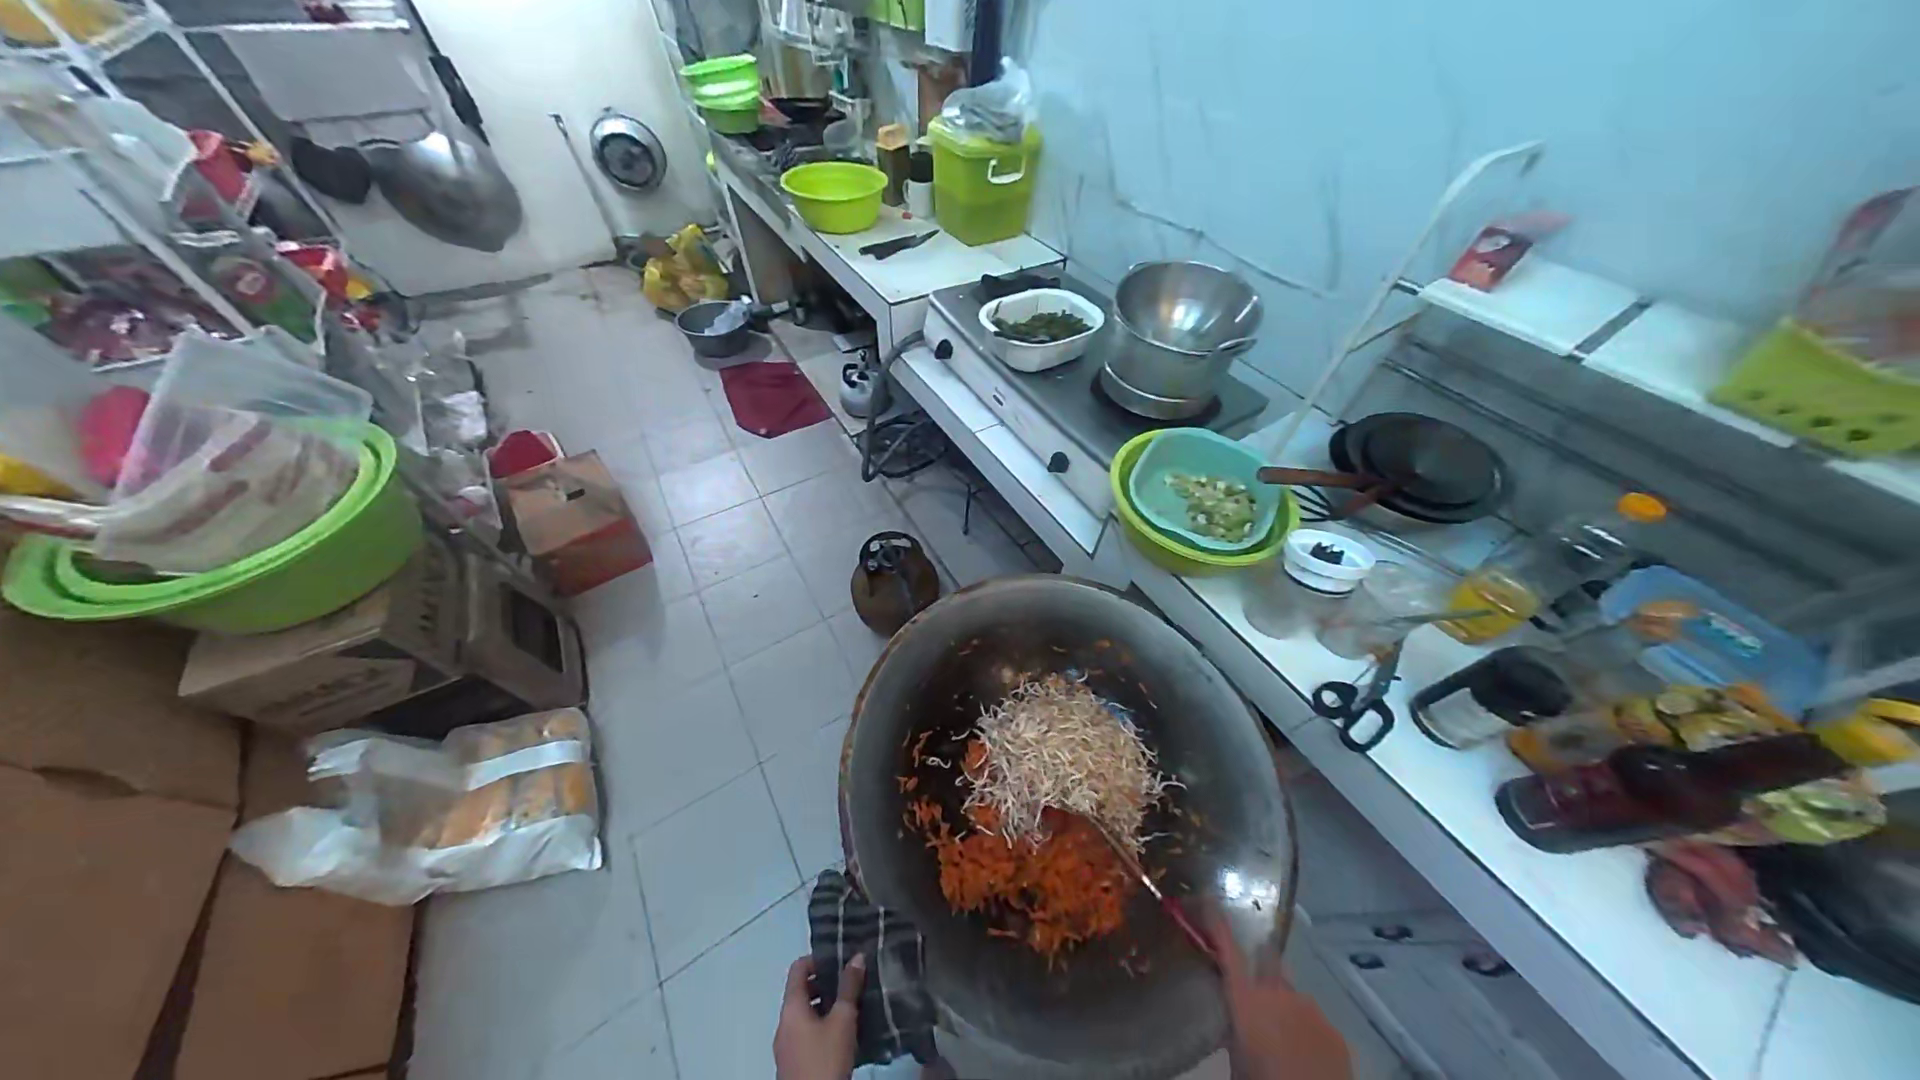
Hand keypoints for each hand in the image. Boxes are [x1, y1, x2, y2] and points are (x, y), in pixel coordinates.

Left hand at [773, 952, 865, 1079]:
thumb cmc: (825, 1060)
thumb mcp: (842, 1021)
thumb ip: (849, 987)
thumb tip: (857, 956)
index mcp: (791, 1008)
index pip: (797, 968)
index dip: (818, 959)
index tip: (841, 959)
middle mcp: (784, 1023)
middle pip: (801, 991)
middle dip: (826, 982)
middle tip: (852, 980)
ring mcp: (787, 1045)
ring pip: (806, 1013)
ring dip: (827, 1004)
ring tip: (853, 1003)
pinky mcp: (794, 1063)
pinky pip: (807, 1032)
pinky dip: (823, 1024)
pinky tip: (846, 1031)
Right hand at [1203, 912, 1350, 1079]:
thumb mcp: (1235, 1058)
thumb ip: (1236, 1029)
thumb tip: (1235, 1021)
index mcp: (1246, 999)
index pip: (1228, 949)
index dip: (1218, 923)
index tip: (1209, 899)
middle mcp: (1278, 994)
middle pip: (1269, 958)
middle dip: (1262, 959)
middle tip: (1256, 978)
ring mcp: (1310, 1010)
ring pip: (1292, 995)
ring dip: (1285, 1005)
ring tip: (1282, 1033)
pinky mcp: (1335, 1031)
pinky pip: (1314, 1021)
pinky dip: (1307, 1030)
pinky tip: (1305, 1053)